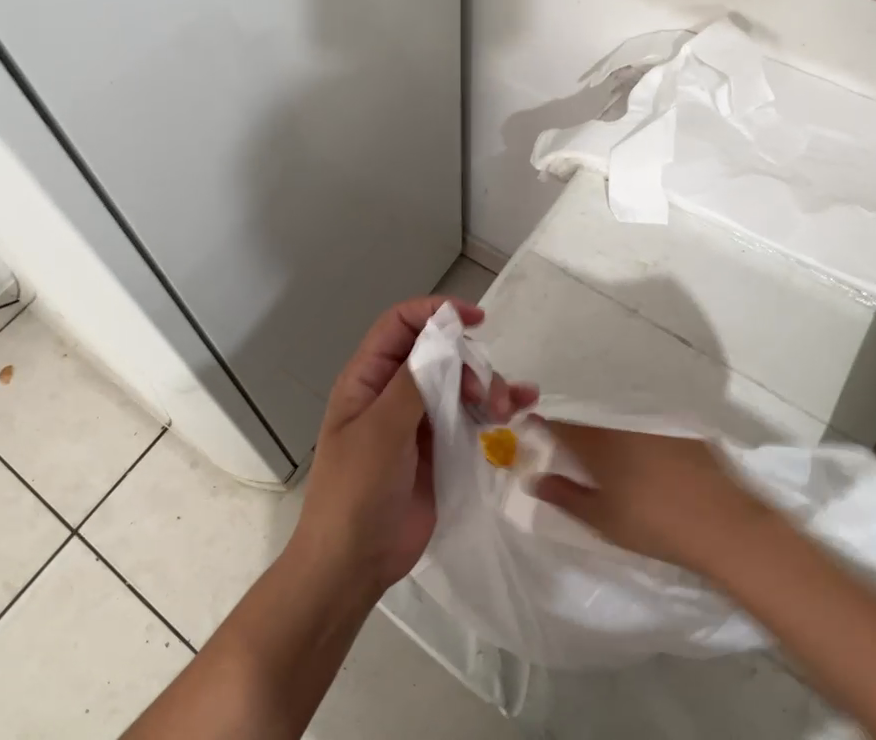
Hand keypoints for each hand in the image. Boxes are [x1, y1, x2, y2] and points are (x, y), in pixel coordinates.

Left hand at [288, 296, 534, 598]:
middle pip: (438, 353)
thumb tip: (443, 336)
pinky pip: (469, 418)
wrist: (354, 561)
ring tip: (508, 407)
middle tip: (486, 392)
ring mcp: (418, 423)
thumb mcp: (380, 430)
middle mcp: (393, 394)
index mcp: (367, 380)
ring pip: (458, 384)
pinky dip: (494, 410)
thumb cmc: (356, 490)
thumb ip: (413, 382)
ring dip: (487, 386)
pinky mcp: (440, 450)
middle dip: (468, 361)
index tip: (474, 319)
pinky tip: (521, 409)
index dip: (434, 313)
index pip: (400, 326)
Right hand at [530, 421, 770, 571]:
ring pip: (612, 414)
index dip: (539, 423)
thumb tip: (534, 480)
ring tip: (594, 444)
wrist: (723, 524)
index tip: (530, 431)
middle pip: (583, 413)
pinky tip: (632, 447)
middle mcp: (619, 421)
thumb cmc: (653, 525)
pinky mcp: (678, 426)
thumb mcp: (601, 518)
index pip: (556, 422)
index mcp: (595, 442)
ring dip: (597, 423)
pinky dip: (627, 426)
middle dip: (567, 422)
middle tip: (560, 441)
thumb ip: (564, 496)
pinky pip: (640, 418)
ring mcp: (651, 421)